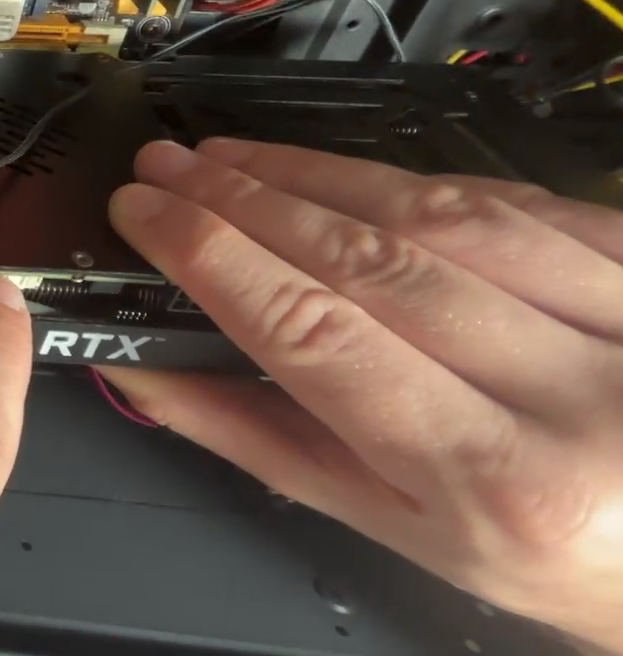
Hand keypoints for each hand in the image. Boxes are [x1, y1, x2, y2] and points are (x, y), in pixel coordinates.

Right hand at [101, 138, 622, 653]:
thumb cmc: (553, 559)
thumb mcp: (387, 521)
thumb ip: (250, 436)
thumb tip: (136, 369)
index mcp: (499, 480)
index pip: (310, 330)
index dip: (207, 253)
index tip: (140, 208)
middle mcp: (584, 400)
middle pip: (366, 258)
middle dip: (239, 196)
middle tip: (165, 165)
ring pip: (436, 212)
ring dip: (306, 171)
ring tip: (224, 155)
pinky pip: (508, 200)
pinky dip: (399, 179)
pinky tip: (333, 174)